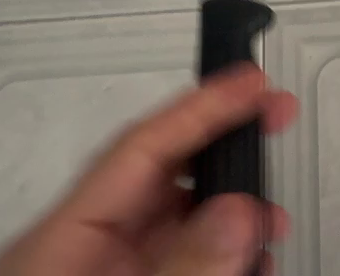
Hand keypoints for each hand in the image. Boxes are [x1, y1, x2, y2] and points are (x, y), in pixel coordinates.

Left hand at [0, 63, 298, 275]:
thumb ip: (187, 269)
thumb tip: (244, 210)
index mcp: (60, 244)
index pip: (139, 149)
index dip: (200, 107)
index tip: (253, 82)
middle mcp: (81, 252)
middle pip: (161, 175)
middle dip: (225, 148)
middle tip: (280, 115)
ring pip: (178, 219)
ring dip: (232, 213)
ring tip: (275, 226)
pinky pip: (183, 259)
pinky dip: (223, 257)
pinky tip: (254, 264)